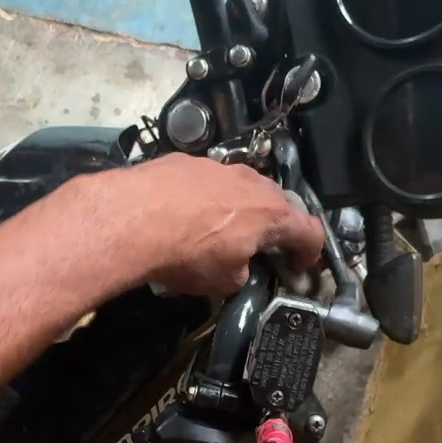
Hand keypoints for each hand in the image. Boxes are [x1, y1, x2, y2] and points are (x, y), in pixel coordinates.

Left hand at [78, 154, 325, 296]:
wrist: (132, 218)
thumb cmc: (186, 253)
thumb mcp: (224, 282)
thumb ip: (242, 272)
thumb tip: (239, 266)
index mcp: (271, 215)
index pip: (308, 231)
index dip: (310, 252)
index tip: (300, 266)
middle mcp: (251, 183)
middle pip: (277, 204)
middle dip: (274, 227)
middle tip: (262, 248)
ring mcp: (218, 167)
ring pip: (241, 188)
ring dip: (239, 209)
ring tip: (221, 230)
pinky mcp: (185, 160)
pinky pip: (207, 181)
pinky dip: (206, 198)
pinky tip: (186, 215)